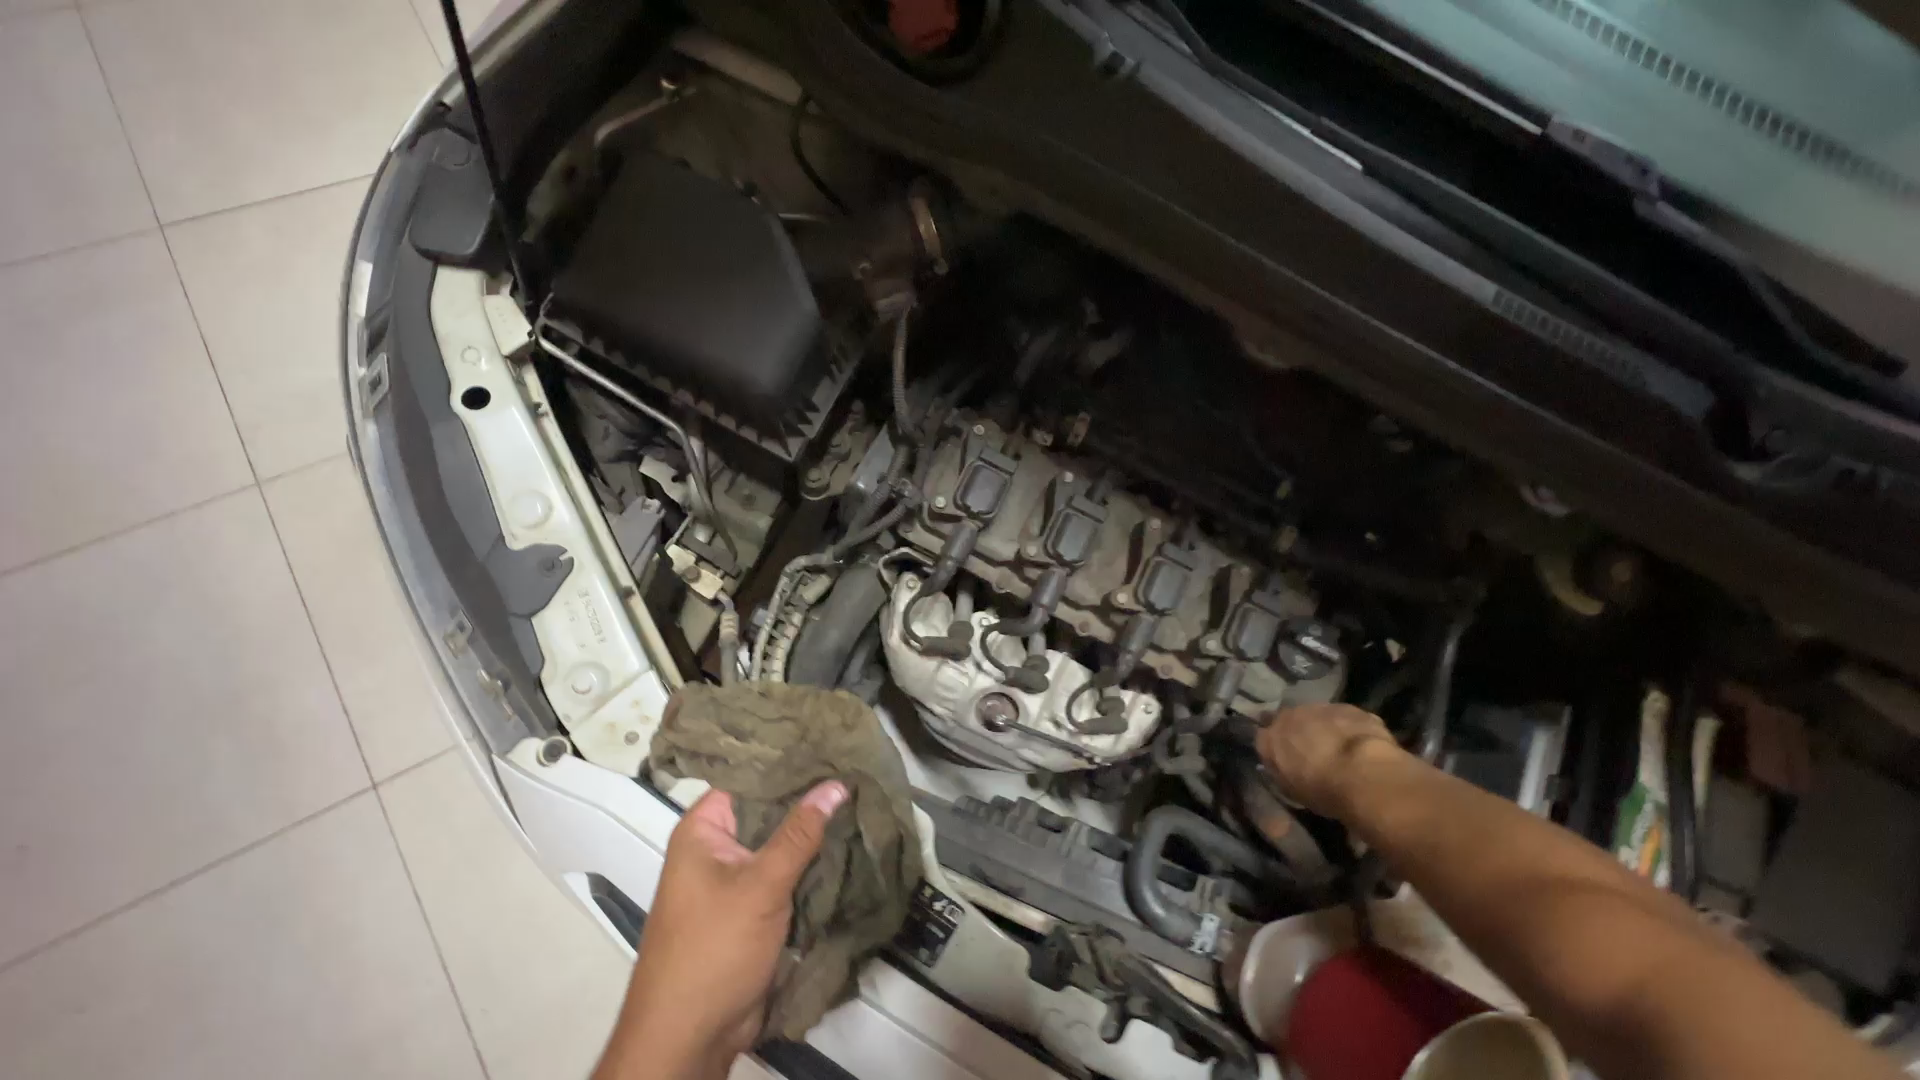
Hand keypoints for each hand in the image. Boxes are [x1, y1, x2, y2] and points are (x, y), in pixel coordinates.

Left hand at [596, 781, 849, 1079]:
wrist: (691, 1035)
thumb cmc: (713, 950)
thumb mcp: (760, 886)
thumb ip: (799, 834)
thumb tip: (836, 784)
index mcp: (704, 829)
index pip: (750, 777)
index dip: (789, 761)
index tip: (832, 742)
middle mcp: (718, 847)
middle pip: (769, 811)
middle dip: (810, 798)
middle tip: (858, 769)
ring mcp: (736, 880)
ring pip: (782, 845)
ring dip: (816, 834)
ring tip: (865, 797)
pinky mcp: (754, 909)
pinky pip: (787, 876)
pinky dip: (813, 866)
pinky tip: (851, 843)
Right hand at [1257, 703, 1402, 819]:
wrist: (1362, 773)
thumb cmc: (1322, 791)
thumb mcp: (1293, 791)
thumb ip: (1282, 772)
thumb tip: (1282, 766)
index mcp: (1270, 740)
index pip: (1263, 737)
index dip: (1275, 746)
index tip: (1284, 756)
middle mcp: (1289, 717)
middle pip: (1289, 720)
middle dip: (1297, 731)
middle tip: (1311, 750)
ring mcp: (1319, 708)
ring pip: (1317, 715)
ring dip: (1323, 726)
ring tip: (1338, 746)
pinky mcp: (1348, 707)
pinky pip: (1344, 716)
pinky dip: (1348, 727)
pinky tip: (1360, 743)